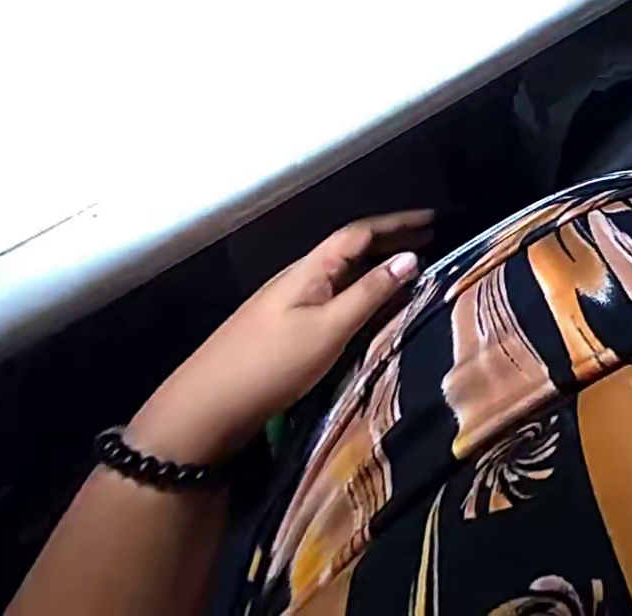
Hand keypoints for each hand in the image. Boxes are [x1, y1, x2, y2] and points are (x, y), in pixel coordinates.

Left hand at [125, 210, 432, 466]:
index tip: (432, 218)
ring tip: (412, 266)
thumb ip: (372, 292)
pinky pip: (337, 291)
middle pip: (352, 247)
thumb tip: (411, 256)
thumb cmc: (270, 365)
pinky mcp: (286, 323)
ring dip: (379, 262)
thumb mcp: (329, 328)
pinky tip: (375, 300)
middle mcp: (301, 276)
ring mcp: (291, 300)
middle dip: (392, 239)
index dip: (398, 222)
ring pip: (345, 270)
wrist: (198, 414)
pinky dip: (365, 286)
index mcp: (311, 269)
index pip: (360, 233)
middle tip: (430, 237)